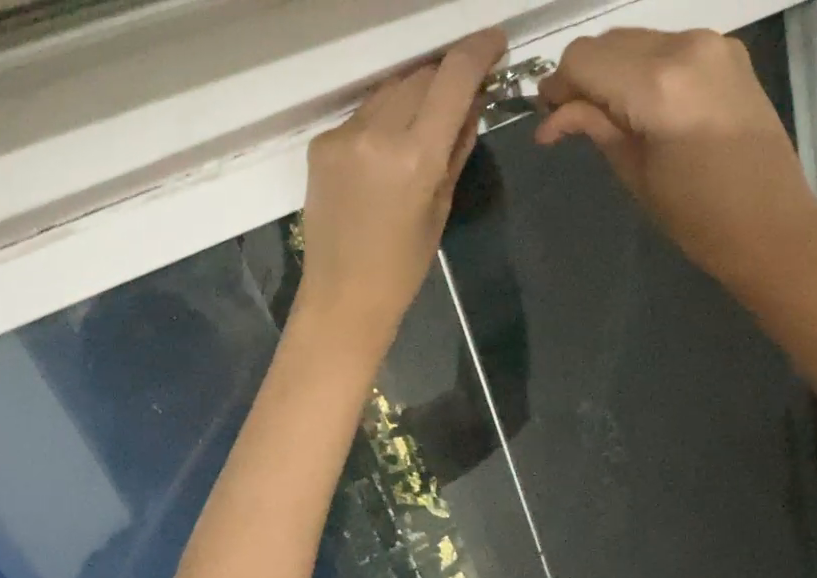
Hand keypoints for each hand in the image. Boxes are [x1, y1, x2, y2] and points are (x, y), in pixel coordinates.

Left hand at [297, 29, 507, 340]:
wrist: (344, 295)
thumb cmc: (404, 265)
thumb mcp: (441, 206)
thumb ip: (456, 148)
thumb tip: (471, 104)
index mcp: (416, 157)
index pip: (453, 78)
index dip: (478, 51)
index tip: (494, 43)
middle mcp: (378, 134)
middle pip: (421, 76)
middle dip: (445, 77)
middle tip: (463, 92)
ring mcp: (344, 135)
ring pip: (390, 90)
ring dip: (413, 95)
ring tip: (425, 123)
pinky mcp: (322, 143)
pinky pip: (363, 114)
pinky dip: (382, 120)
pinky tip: (386, 151)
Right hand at [535, 29, 816, 292]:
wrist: (772, 226)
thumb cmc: (698, 218)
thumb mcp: (636, 175)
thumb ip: (596, 129)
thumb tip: (551, 117)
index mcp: (659, 86)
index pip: (584, 60)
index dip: (558, 86)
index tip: (547, 117)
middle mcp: (685, 49)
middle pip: (608, 43)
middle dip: (583, 77)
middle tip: (569, 120)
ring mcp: (712, 45)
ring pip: (637, 40)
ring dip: (613, 70)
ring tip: (608, 117)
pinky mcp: (728, 53)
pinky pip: (668, 46)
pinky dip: (645, 68)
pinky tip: (644, 106)